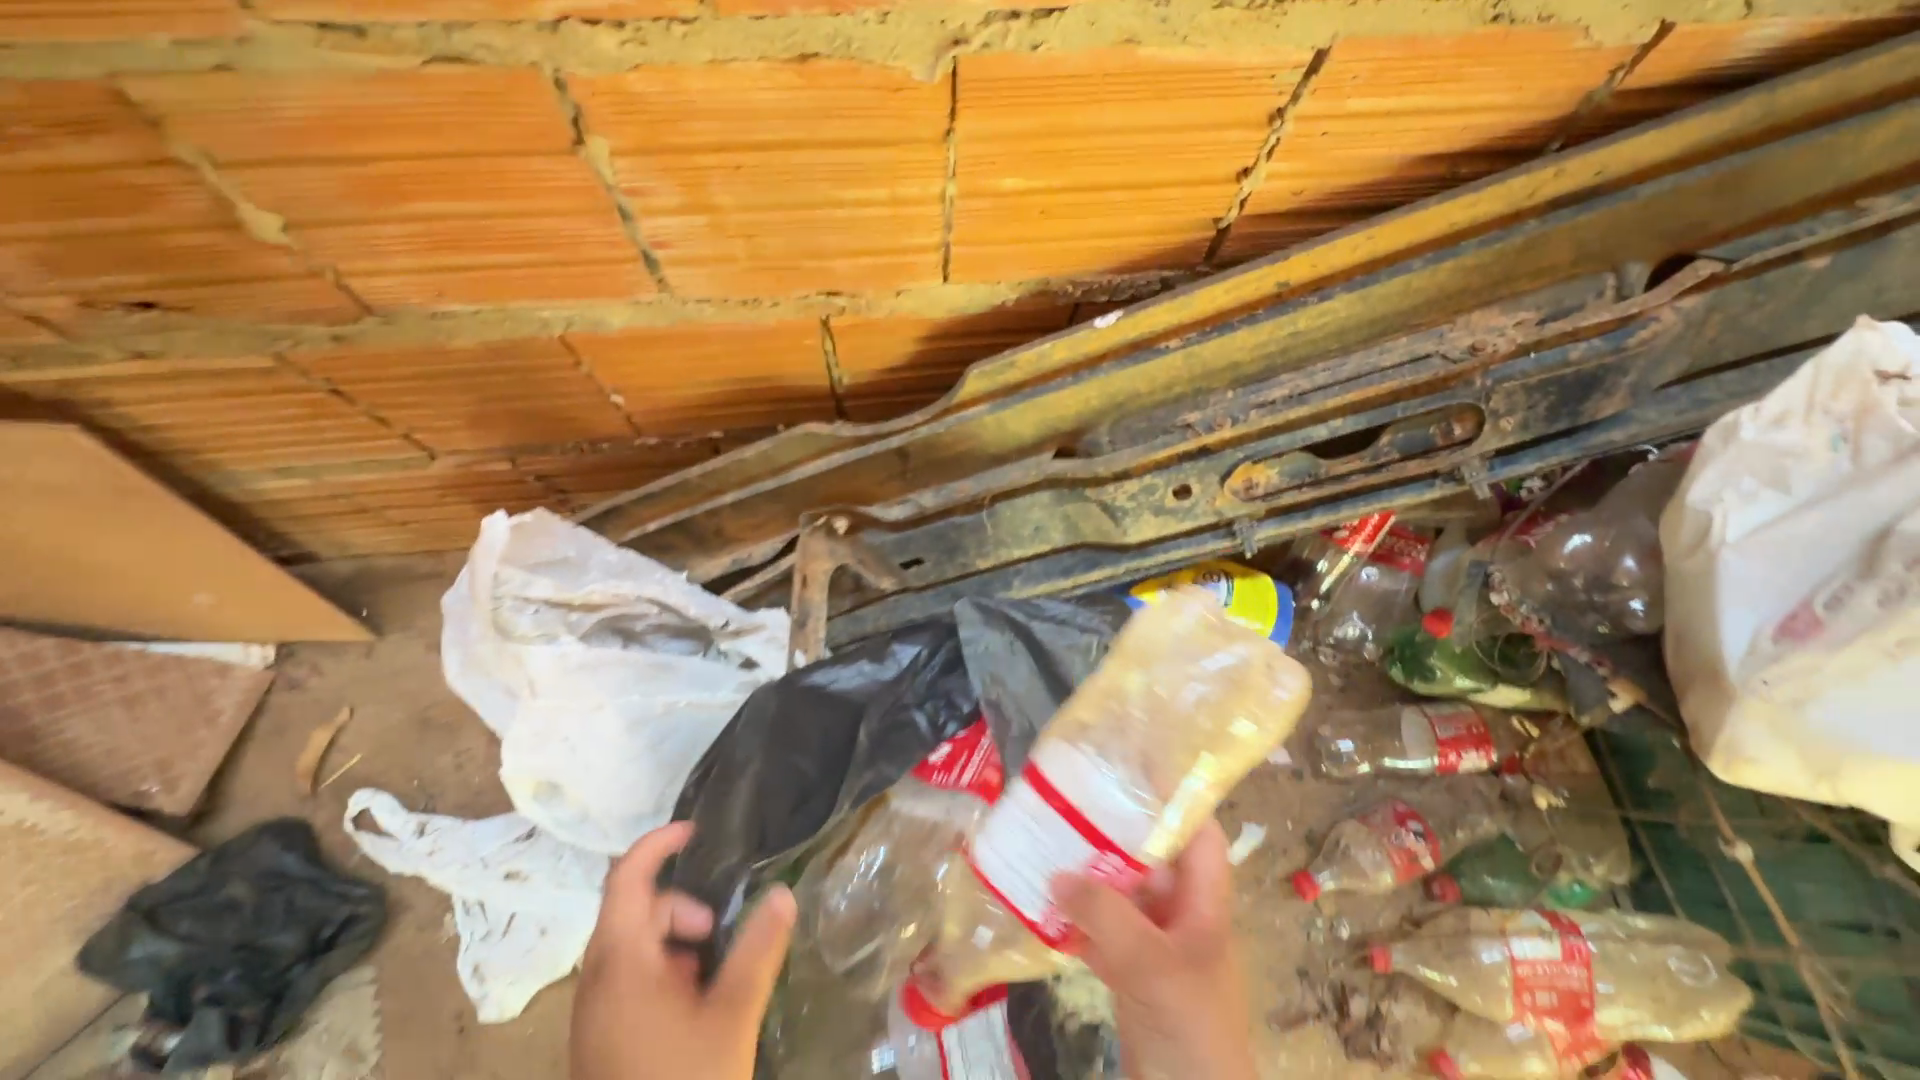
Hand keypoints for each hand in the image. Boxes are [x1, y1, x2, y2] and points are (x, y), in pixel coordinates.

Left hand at [572, 822, 797, 1079]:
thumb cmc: (685, 1077)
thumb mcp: (731, 1013)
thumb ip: (757, 949)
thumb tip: (783, 892)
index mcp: (620, 960)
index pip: (626, 877)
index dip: (658, 845)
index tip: (696, 832)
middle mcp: (596, 977)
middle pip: (633, 910)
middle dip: (681, 907)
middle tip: (719, 935)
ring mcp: (593, 1010)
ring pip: (632, 947)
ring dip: (674, 943)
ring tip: (710, 977)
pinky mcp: (599, 1035)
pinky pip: (627, 979)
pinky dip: (661, 972)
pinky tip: (694, 1007)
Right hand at [1054, 819, 1256, 1079]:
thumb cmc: (1191, 1027)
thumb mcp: (1152, 965)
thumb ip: (1106, 915)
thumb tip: (1058, 873)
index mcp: (1205, 903)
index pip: (1198, 833)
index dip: (1172, 799)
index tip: (1128, 768)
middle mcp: (1182, 916)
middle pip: (1150, 858)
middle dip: (1111, 832)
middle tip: (1066, 802)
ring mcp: (1155, 945)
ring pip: (1120, 894)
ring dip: (1086, 875)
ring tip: (1043, 843)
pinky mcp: (1130, 973)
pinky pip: (1100, 931)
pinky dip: (1073, 919)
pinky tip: (1039, 904)